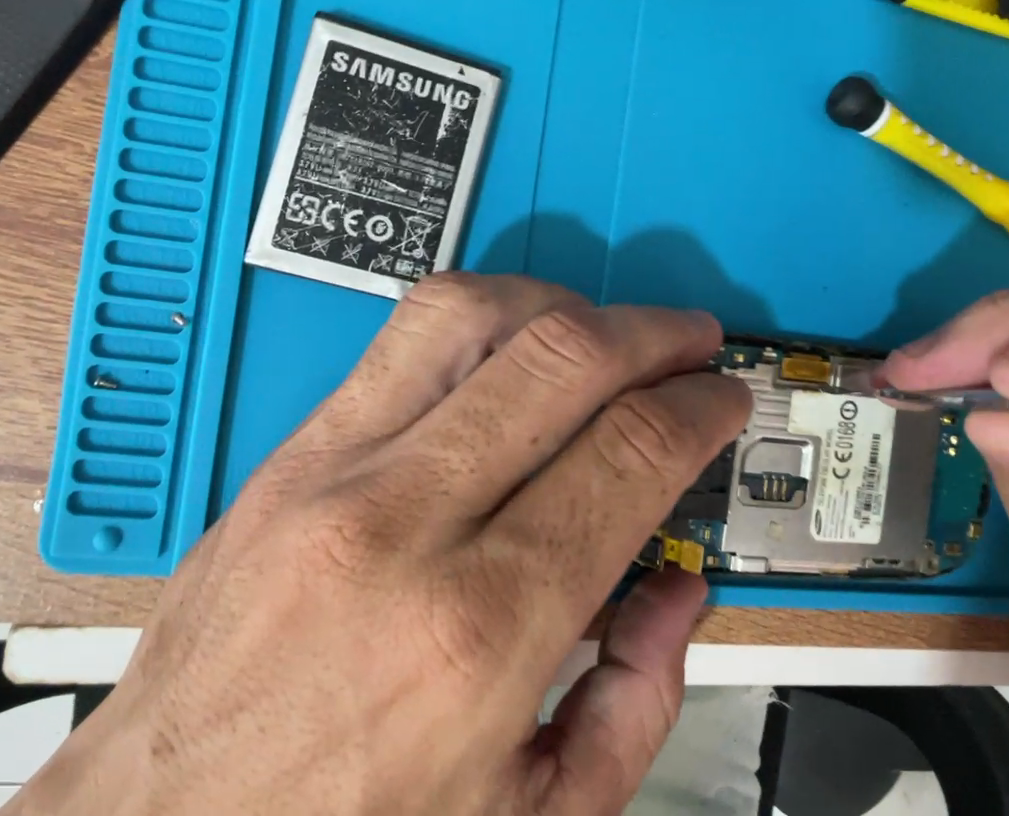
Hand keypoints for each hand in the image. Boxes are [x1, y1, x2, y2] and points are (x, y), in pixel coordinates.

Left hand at [4, 274, 750, 815]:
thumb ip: (633, 705)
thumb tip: (676, 592)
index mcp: (481, 630)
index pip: (626, 456)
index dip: (697, 412)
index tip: (721, 403)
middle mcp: (404, 527)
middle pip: (562, 361)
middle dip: (654, 335)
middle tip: (690, 345)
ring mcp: (332, 475)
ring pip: (471, 317)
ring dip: (563, 304)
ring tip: (606, 328)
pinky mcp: (286, 457)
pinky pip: (396, 339)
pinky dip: (480, 317)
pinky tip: (512, 344)